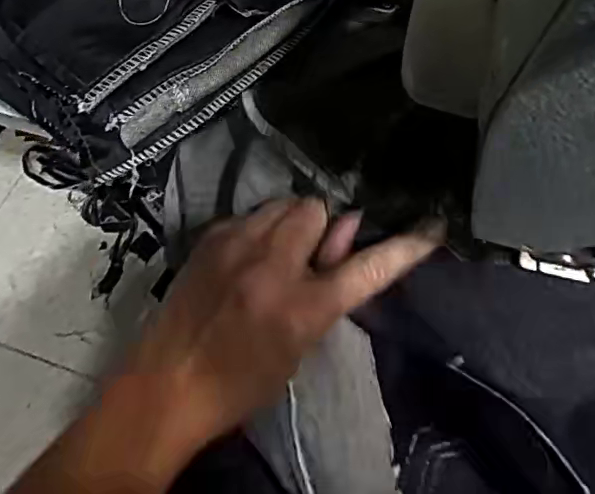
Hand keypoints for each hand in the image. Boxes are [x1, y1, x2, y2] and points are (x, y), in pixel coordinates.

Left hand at [13, 199, 438, 492]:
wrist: (161, 390)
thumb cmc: (239, 380)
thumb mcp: (297, 346)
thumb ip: (327, 285)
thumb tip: (347, 232)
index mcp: (301, 308)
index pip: (367, 267)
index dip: (404, 248)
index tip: (432, 227)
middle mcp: (272, 267)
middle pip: (317, 208)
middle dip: (319, 227)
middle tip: (307, 256)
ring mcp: (237, 245)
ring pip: (285, 203)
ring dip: (291, 223)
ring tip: (276, 254)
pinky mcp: (212, 236)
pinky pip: (253, 213)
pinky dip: (259, 228)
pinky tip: (245, 256)